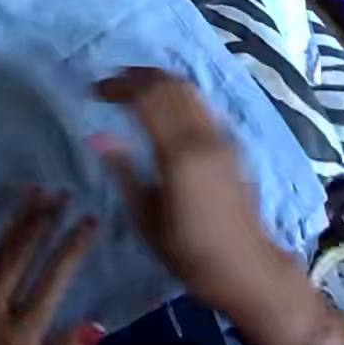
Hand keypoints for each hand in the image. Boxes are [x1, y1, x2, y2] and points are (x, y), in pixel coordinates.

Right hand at [92, 68, 304, 328]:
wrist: (248, 269)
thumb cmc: (190, 252)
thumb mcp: (146, 219)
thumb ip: (123, 171)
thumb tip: (98, 136)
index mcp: (178, 154)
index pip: (146, 98)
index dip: (118, 87)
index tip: (95, 91)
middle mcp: (202, 136)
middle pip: (168, 85)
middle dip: (136, 76)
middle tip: (110, 83)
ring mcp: (220, 137)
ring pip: (188, 88)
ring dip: (158, 79)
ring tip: (132, 85)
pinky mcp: (231, 142)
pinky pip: (201, 102)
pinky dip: (177, 91)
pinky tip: (163, 102)